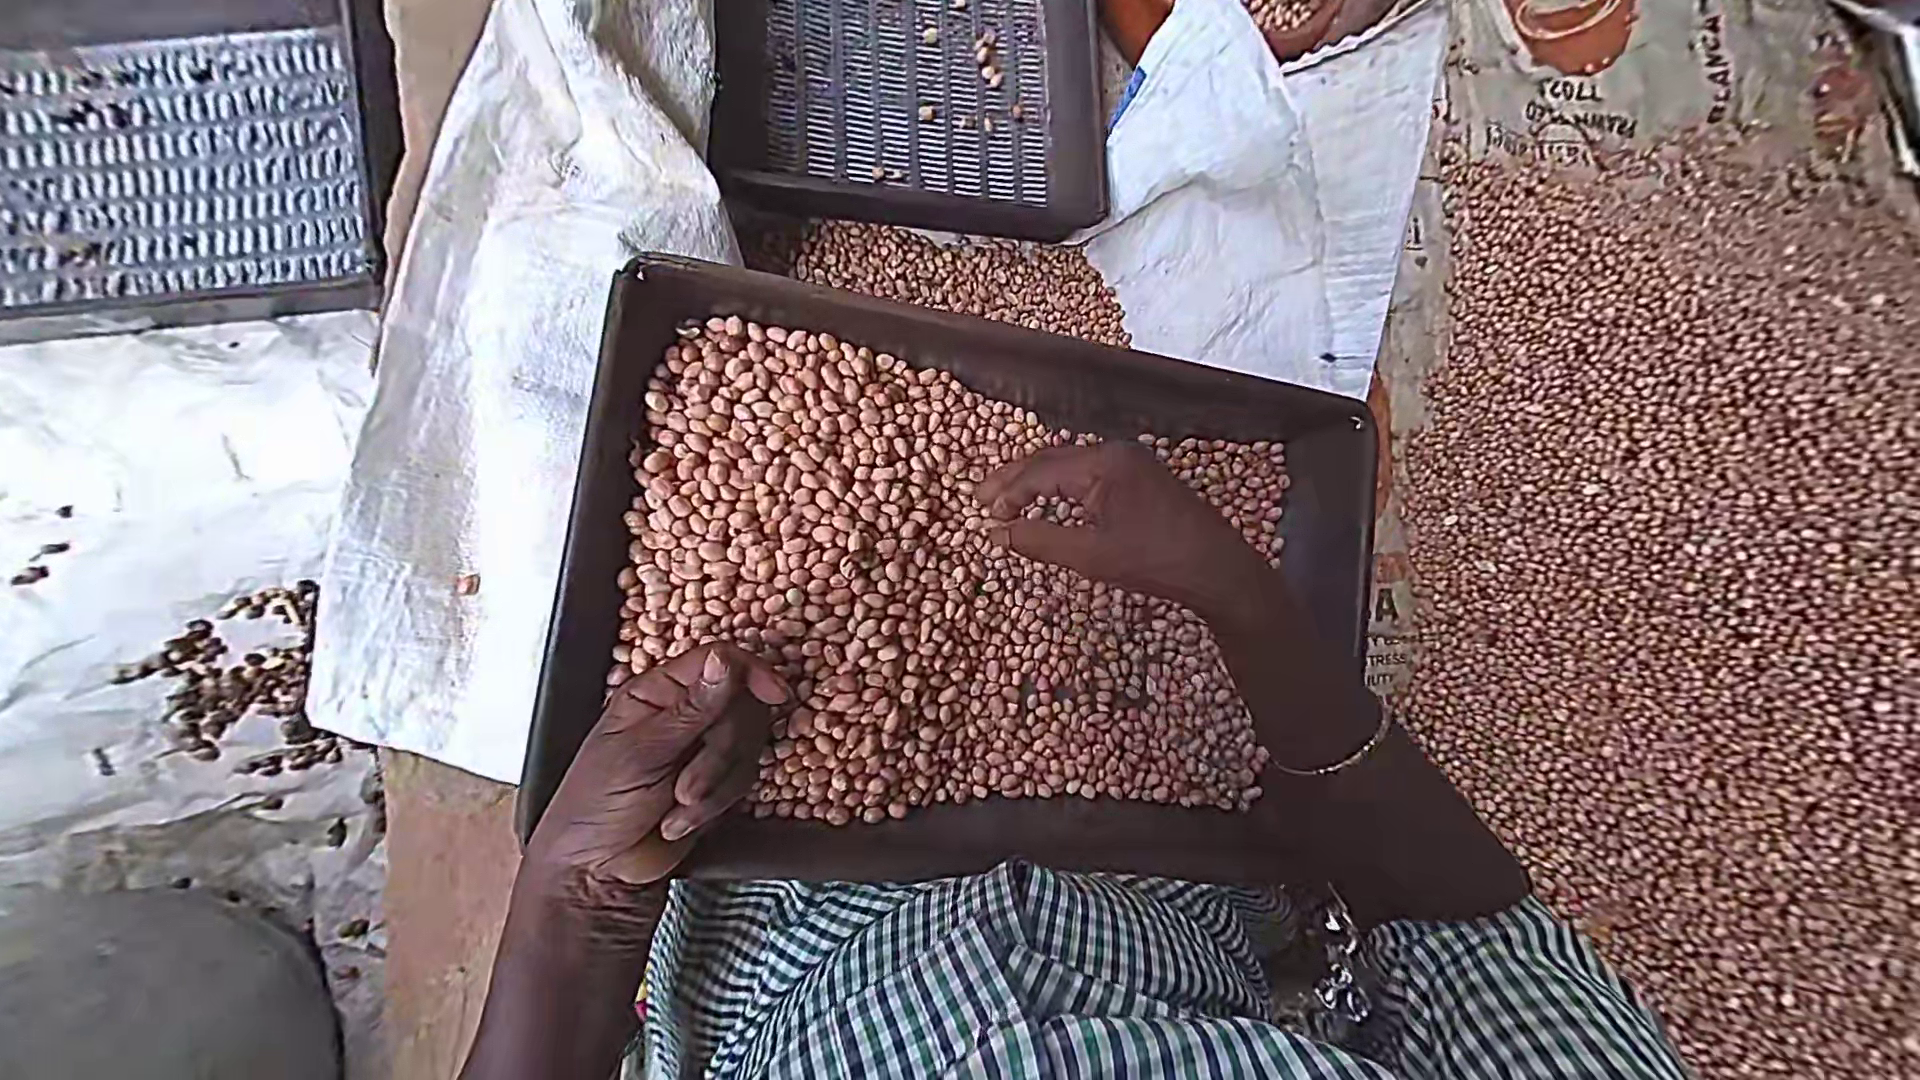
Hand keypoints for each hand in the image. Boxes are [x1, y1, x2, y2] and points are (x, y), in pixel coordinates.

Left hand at [522, 643, 787, 907]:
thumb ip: (693, 707)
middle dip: (721, 751)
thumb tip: (725, 660)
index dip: (751, 672)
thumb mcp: (641, 754)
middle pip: (742, 703)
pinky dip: (718, 800)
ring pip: (748, 740)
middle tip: (688, 786)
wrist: (597, 877)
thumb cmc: (596, 808)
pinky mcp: (720, 775)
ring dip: (717, 781)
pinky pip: (746, 773)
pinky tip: (681, 820)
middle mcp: (687, 710)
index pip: (718, 660)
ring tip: (678, 806)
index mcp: (658, 692)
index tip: (775, 694)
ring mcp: (705, 742)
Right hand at [974, 442, 1273, 624]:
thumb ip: (1039, 540)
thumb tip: (997, 533)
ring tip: (1006, 499)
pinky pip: (1088, 475)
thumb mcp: (1090, 555)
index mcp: (1103, 463)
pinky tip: (1049, 500)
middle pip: (1050, 459)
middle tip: (981, 498)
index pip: (1039, 471)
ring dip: (1035, 481)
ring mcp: (1130, 462)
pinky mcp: (1140, 477)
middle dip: (1013, 479)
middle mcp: (1115, 452)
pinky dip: (1060, 487)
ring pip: (1069, 465)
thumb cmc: (1154, 561)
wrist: (1218, 568)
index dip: (1007, 493)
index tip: (984, 515)